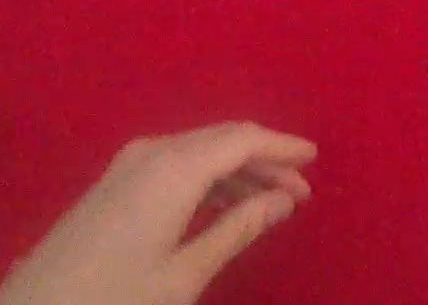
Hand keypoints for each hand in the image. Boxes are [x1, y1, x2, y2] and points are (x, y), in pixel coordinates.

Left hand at [0, 122, 317, 304]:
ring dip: (238, 170)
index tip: (314, 159)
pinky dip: (208, 177)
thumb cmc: (112, 303)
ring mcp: (128, 164)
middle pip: (224, 139)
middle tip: (298, 190)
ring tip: (270, 202)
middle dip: (265, 159)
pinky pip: (177, 163)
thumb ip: (238, 229)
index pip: (243, 139)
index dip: (282, 146)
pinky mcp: (113, 183)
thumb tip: (283, 199)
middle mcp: (153, 151)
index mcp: (174, 166)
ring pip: (200, 150)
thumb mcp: (183, 276)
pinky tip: (223, 204)